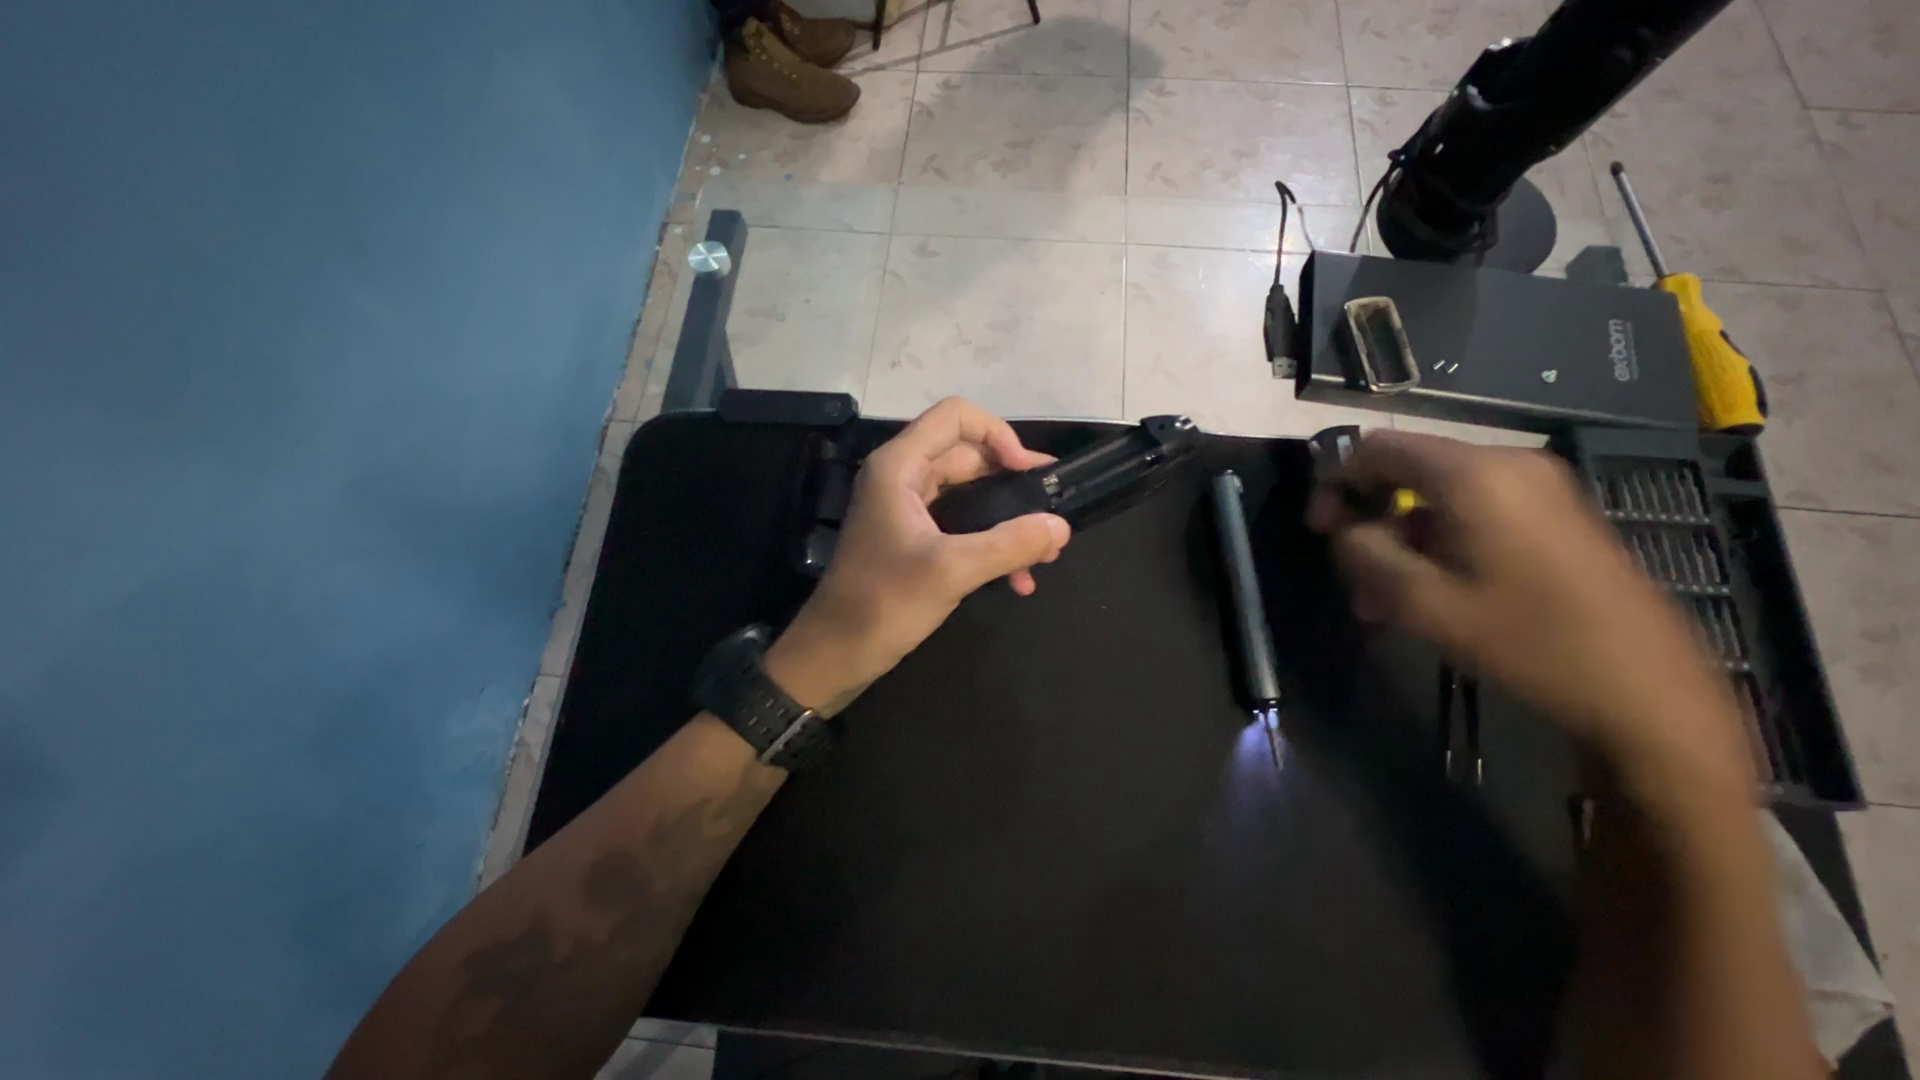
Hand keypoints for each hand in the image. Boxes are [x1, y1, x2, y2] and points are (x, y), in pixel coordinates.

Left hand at [765, 398, 1071, 715]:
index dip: (998, 434)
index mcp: (899, 466)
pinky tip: (1019, 580)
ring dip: (1008, 520)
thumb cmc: (883, 604)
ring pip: (970, 495)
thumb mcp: (952, 571)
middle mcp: (902, 477)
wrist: (835, 654)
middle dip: (1013, 484)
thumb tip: (1061, 526)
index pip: (955, 416)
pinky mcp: (913, 540)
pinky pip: (962, 527)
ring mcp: (906, 509)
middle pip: (968, 456)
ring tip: (1046, 555)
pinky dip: (991, 545)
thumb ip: (1009, 544)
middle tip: (1053, 516)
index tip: (1026, 474)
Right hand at [1308, 431, 1751, 782]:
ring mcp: (1539, 488)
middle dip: (1370, 519)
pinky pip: (1477, 512)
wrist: (1647, 688)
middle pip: (1409, 470)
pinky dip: (1441, 543)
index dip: (1336, 482)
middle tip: (1354, 577)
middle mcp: (1507, 463)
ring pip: (1440, 498)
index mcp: (1473, 474)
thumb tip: (1344, 532)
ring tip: (1384, 603)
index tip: (1321, 531)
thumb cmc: (1530, 641)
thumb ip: (1367, 556)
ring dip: (1402, 541)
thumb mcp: (1426, 604)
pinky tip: (1432, 596)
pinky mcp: (1556, 516)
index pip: (1377, 447)